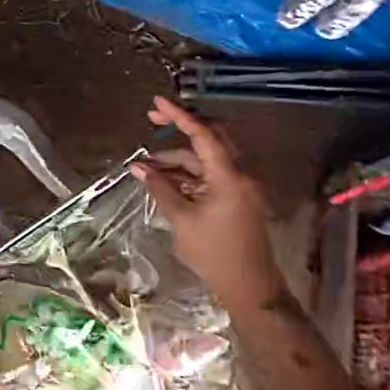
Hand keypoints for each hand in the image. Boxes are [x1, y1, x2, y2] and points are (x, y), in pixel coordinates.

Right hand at [132, 97, 281, 310]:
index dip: (178, 116)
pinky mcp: (236, 198)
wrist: (250, 287)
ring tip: (146, 165)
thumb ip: (160, 188)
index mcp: (229, 176)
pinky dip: (188, 173)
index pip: (203, 135)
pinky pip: (210, 175)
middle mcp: (239, 174)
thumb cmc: (214, 253)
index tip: (156, 102)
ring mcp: (240, 186)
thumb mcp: (181, 220)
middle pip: (210, 138)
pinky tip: (164, 179)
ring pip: (207, 158)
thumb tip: (138, 167)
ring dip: (178, 157)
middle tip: (152, 120)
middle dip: (180, 127)